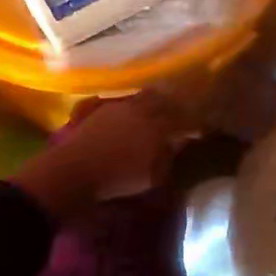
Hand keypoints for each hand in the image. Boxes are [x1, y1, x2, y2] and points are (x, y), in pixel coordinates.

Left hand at [13, 93, 191, 218]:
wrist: (74, 171)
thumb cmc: (117, 179)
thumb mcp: (152, 176)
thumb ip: (168, 157)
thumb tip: (177, 144)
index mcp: (158, 125)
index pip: (183, 118)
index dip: (193, 122)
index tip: (200, 127)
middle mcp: (140, 109)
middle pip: (163, 99)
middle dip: (175, 104)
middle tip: (181, 112)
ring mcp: (118, 106)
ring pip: (142, 96)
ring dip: (154, 101)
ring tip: (158, 109)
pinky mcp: (99, 109)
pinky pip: (123, 101)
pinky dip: (133, 105)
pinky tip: (132, 112)